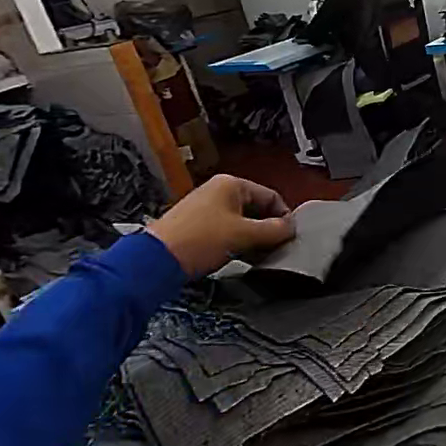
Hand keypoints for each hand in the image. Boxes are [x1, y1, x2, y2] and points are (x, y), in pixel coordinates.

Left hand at [146, 175, 294, 275]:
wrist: (154, 261)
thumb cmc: (200, 240)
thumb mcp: (246, 234)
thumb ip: (275, 230)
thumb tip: (290, 228)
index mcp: (231, 184)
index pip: (272, 197)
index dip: (284, 217)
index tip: (288, 236)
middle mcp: (217, 191)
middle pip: (257, 209)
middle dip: (268, 229)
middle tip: (275, 247)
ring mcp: (204, 208)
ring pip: (242, 221)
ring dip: (254, 238)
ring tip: (259, 255)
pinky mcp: (195, 225)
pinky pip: (227, 230)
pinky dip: (237, 242)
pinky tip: (240, 256)